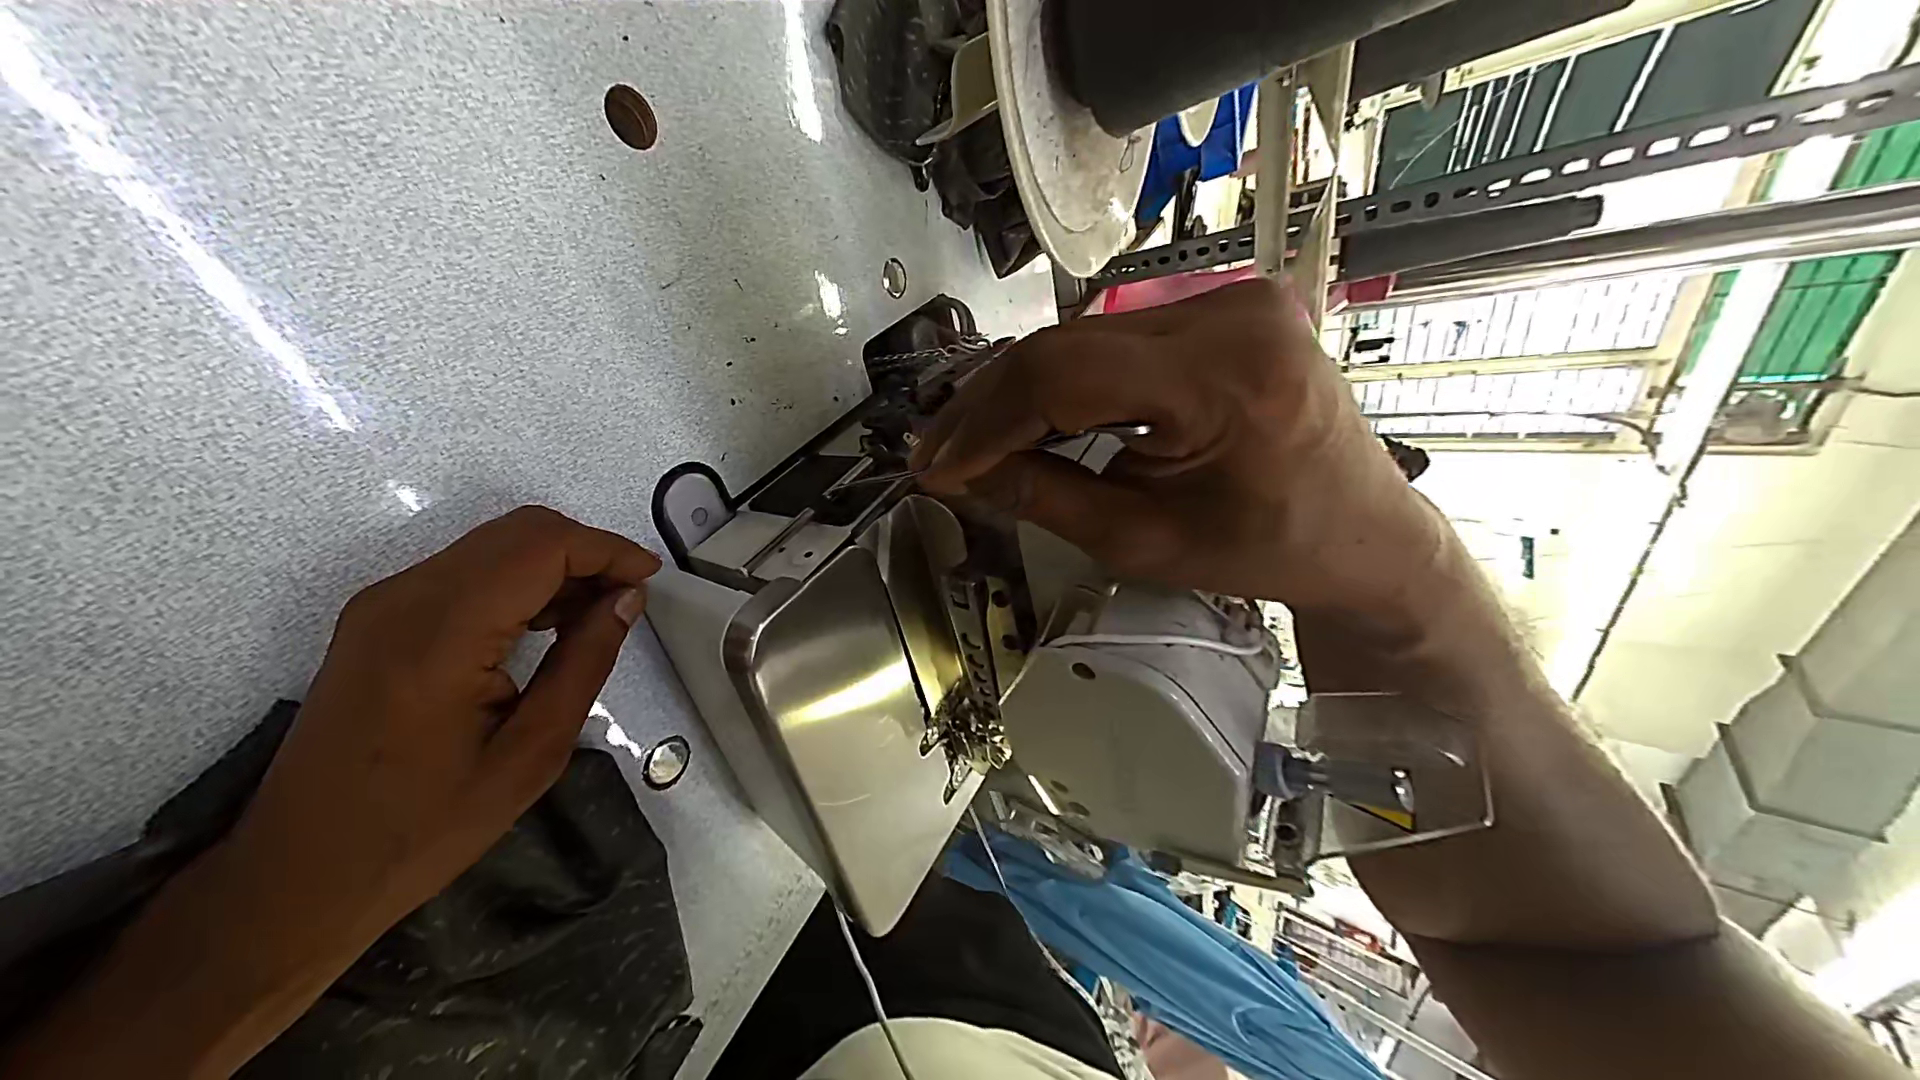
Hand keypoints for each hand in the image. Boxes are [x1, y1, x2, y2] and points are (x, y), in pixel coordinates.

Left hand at [3, 506, 661, 1079]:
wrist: (297, 876)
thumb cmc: (424, 828)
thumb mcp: (532, 754)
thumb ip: (585, 662)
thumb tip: (628, 598)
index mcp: (439, 638)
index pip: (540, 548)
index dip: (607, 550)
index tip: (652, 579)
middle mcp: (402, 600)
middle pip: (518, 531)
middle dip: (588, 550)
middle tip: (630, 596)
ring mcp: (382, 604)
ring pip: (495, 543)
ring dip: (557, 563)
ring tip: (600, 613)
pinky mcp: (379, 617)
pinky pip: (469, 569)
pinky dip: (522, 579)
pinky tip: (550, 622)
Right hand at [912, 278, 1457, 635]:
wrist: (1363, 531)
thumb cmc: (1266, 551)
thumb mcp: (1142, 540)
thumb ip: (1042, 498)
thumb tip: (960, 473)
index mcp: (1226, 378)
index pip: (1065, 377)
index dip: (986, 422)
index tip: (938, 467)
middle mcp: (1230, 314)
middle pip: (1065, 346)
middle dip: (989, 406)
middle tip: (937, 453)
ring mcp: (1232, 300)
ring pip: (1081, 337)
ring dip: (1018, 391)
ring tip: (968, 439)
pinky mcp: (1225, 307)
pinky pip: (1114, 338)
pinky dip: (1063, 379)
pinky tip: (1026, 412)